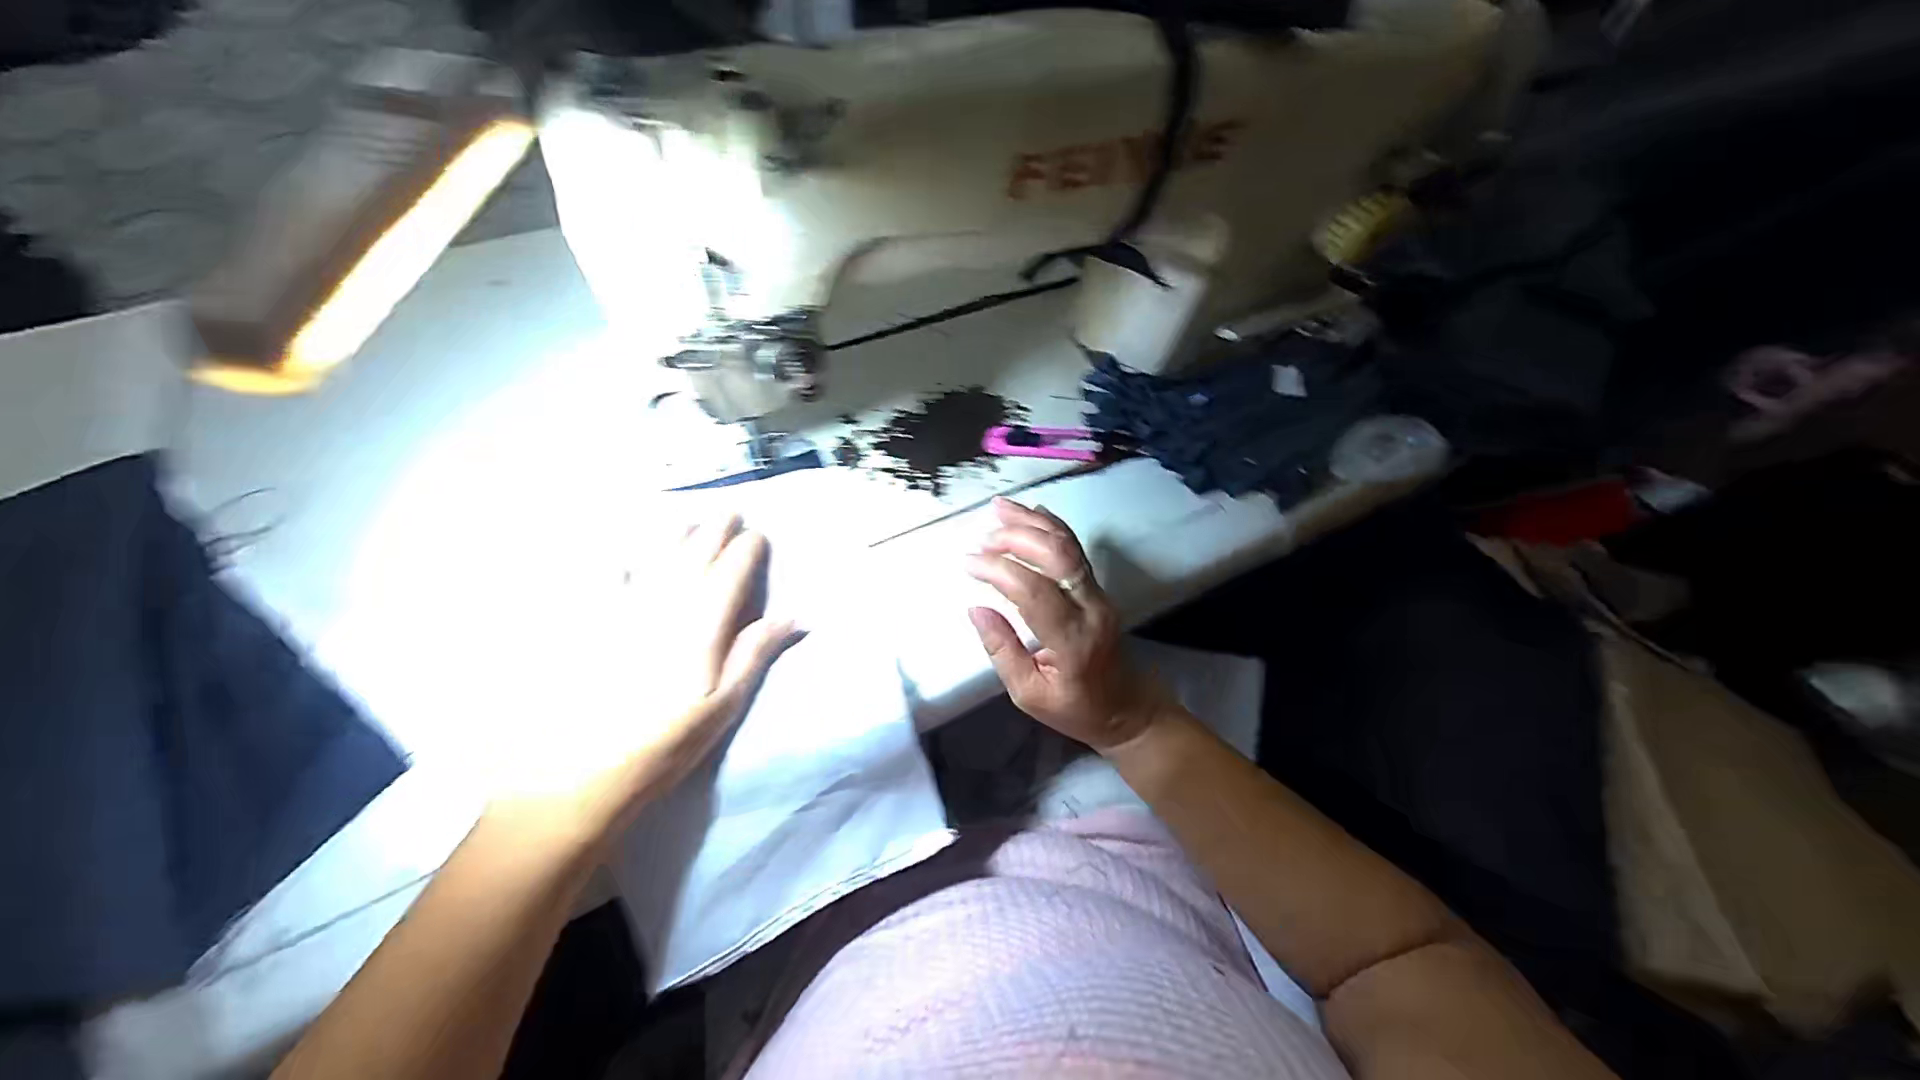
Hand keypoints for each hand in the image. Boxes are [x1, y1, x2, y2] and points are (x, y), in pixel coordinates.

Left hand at [495, 515, 798, 845]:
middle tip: (731, 514)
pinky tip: (622, 557)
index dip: (747, 550)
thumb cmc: (666, 741)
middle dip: (715, 531)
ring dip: (677, 537)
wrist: (581, 771)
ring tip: (691, 522)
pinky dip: (620, 564)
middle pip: (695, 556)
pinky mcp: (592, 625)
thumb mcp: (724, 705)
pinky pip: (607, 581)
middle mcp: (664, 605)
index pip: (731, 572)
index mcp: (702, 623)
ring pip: (656, 560)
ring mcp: (624, 611)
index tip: (759, 536)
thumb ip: (755, 653)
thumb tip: (793, 616)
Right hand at [964, 498, 1167, 751]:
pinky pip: (1075, 549)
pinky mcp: (1098, 588)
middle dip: (1017, 537)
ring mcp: (1098, 594)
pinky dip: (1051, 526)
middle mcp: (1090, 609)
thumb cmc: (1076, 709)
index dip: (999, 570)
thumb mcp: (1029, 695)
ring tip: (999, 508)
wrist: (1128, 708)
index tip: (969, 563)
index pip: (1034, 591)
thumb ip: (1002, 651)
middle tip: (983, 538)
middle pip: (1058, 556)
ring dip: (1033, 522)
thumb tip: (975, 609)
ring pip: (1068, 545)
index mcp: (1072, 641)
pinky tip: (1031, 513)